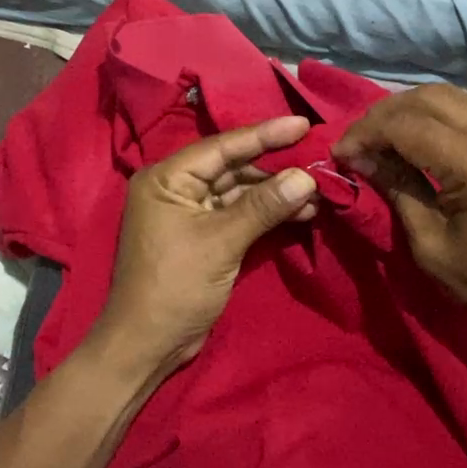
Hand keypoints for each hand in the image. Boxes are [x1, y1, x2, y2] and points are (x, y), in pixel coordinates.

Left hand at [85, 116, 319, 383]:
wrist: (147, 344)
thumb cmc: (174, 286)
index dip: (264, 134)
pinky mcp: (201, 238)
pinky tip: (300, 212)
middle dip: (274, 167)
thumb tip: (305, 176)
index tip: (303, 123)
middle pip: (231, 167)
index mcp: (166, 179)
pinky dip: (266, 214)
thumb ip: (263, 207)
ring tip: (319, 192)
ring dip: (275, 193)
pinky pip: (237, 215)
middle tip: (320, 159)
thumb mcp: (220, 243)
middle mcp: (174, 189)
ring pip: (238, 192)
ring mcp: (188, 214)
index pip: (221, 147)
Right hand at [333, 84, 466, 339]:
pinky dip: (435, 118)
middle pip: (432, 97)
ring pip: (453, 97)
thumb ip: (397, 189)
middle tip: (358, 142)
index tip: (339, 153)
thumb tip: (360, 156)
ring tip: (381, 139)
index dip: (367, 133)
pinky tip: (416, 143)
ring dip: (409, 111)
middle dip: (385, 113)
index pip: (410, 126)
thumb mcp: (430, 245)